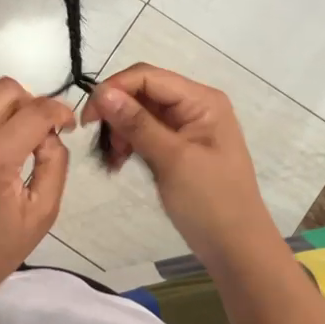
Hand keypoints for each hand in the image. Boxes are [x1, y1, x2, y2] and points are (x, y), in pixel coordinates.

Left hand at [0, 78, 75, 317]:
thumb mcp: (42, 212)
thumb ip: (54, 163)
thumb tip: (50, 134)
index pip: (35, 111)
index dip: (61, 112)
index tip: (68, 127)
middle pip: (5, 89)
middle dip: (32, 102)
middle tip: (41, 131)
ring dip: (6, 103)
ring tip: (17, 133)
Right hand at [81, 64, 276, 262]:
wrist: (236, 246)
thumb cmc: (211, 201)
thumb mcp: (173, 160)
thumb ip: (138, 124)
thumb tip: (102, 92)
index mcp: (201, 100)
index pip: (147, 76)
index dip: (114, 90)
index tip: (88, 120)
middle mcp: (194, 105)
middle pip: (141, 92)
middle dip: (116, 113)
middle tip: (103, 146)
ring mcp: (186, 127)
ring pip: (138, 113)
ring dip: (119, 131)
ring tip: (114, 160)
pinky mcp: (177, 147)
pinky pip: (144, 133)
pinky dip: (128, 144)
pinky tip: (119, 163)